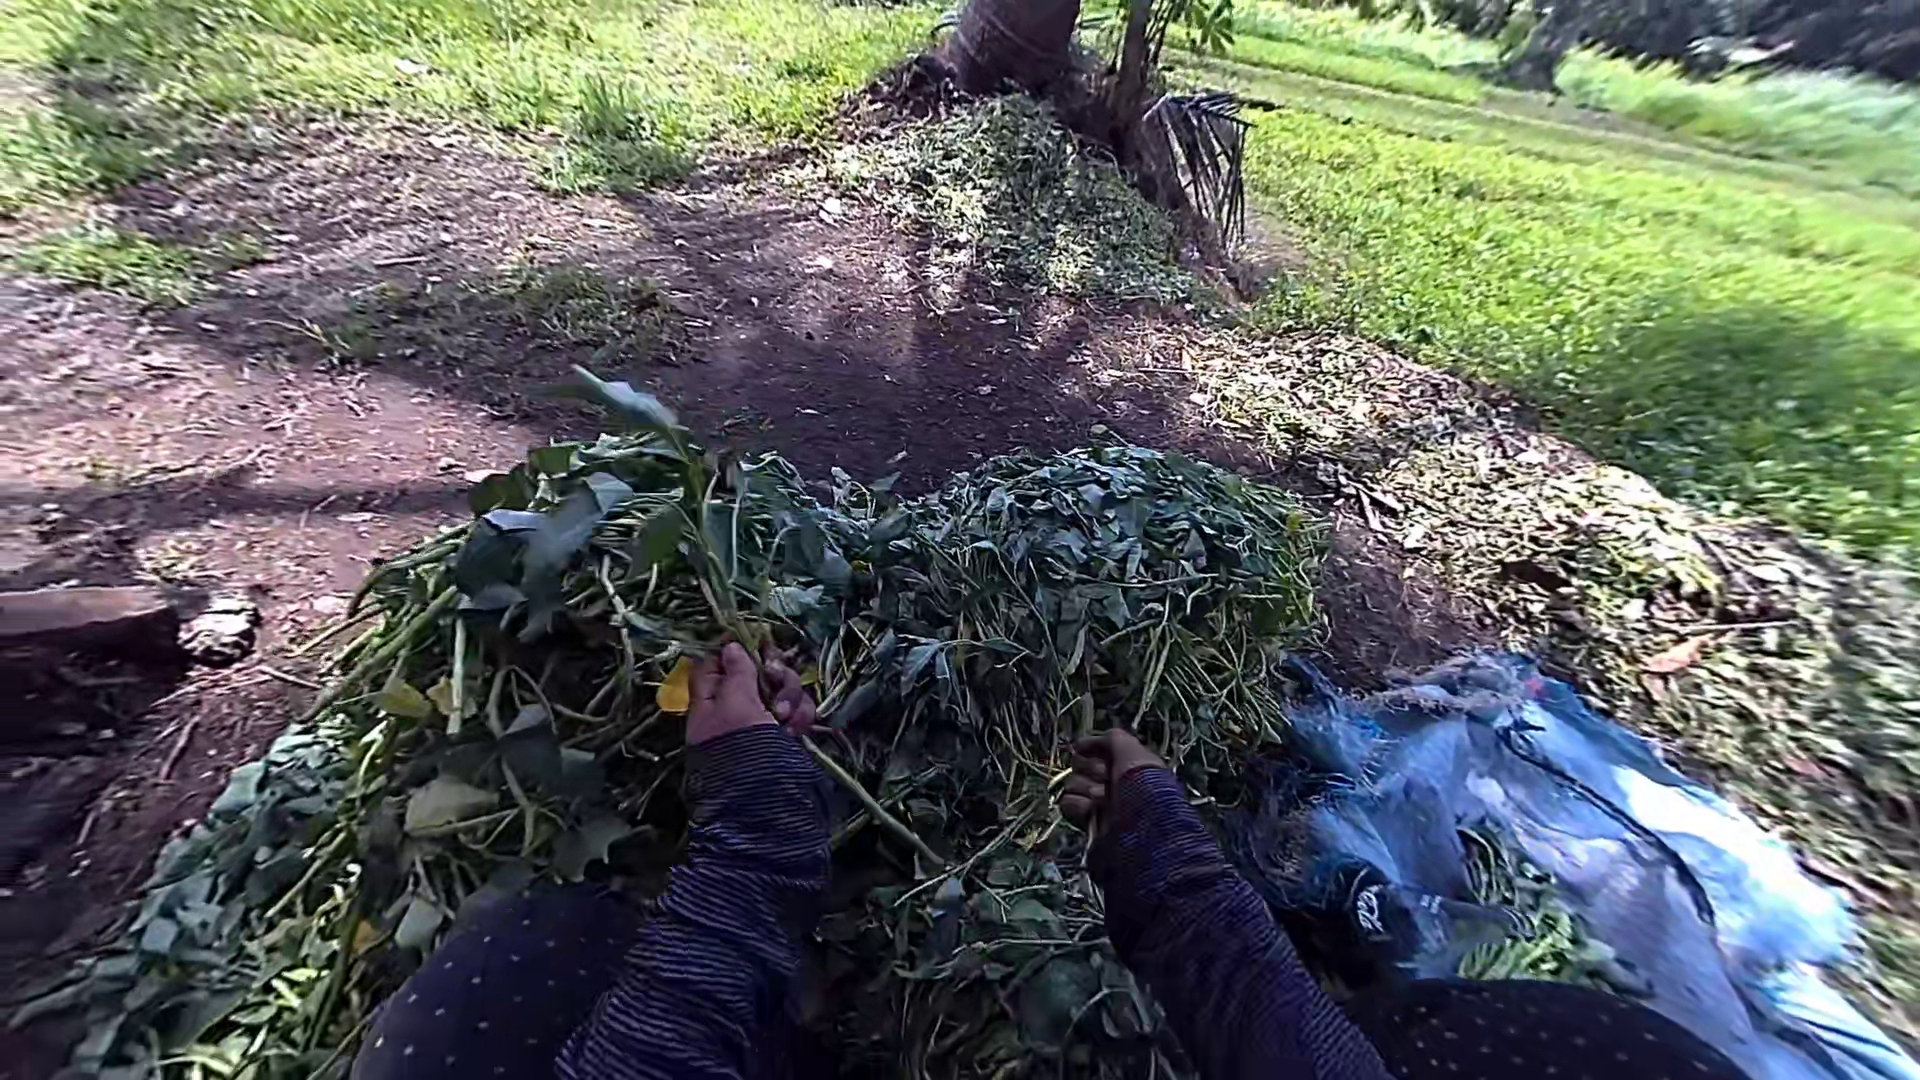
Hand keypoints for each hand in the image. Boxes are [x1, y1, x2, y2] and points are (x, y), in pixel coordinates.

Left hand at [687, 642, 816, 744]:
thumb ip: (736, 673)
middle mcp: (737, 704)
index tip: (753, 637)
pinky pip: (798, 708)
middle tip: (774, 678)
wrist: (764, 798)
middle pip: (758, 669)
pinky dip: (800, 716)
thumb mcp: (734, 705)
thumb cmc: (740, 748)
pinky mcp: (786, 730)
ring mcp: (763, 718)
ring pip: (783, 687)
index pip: (717, 662)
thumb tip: (731, 646)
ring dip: (789, 697)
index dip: (733, 647)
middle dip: (773, 673)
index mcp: (711, 698)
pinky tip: (795, 731)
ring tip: (785, 718)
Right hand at [1059, 729, 1165, 831]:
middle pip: (1079, 763)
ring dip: (1086, 788)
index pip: (1091, 748)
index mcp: (1121, 763)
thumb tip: (1081, 744)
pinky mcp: (1086, 820)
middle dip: (1091, 769)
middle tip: (1107, 779)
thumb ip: (1108, 737)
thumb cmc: (1141, 783)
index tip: (1103, 756)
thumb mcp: (1129, 748)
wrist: (1142, 826)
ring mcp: (1097, 802)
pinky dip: (1078, 804)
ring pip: (1072, 782)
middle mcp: (1109, 781)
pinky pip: (1067, 802)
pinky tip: (1091, 809)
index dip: (1093, 750)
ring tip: (1102, 799)